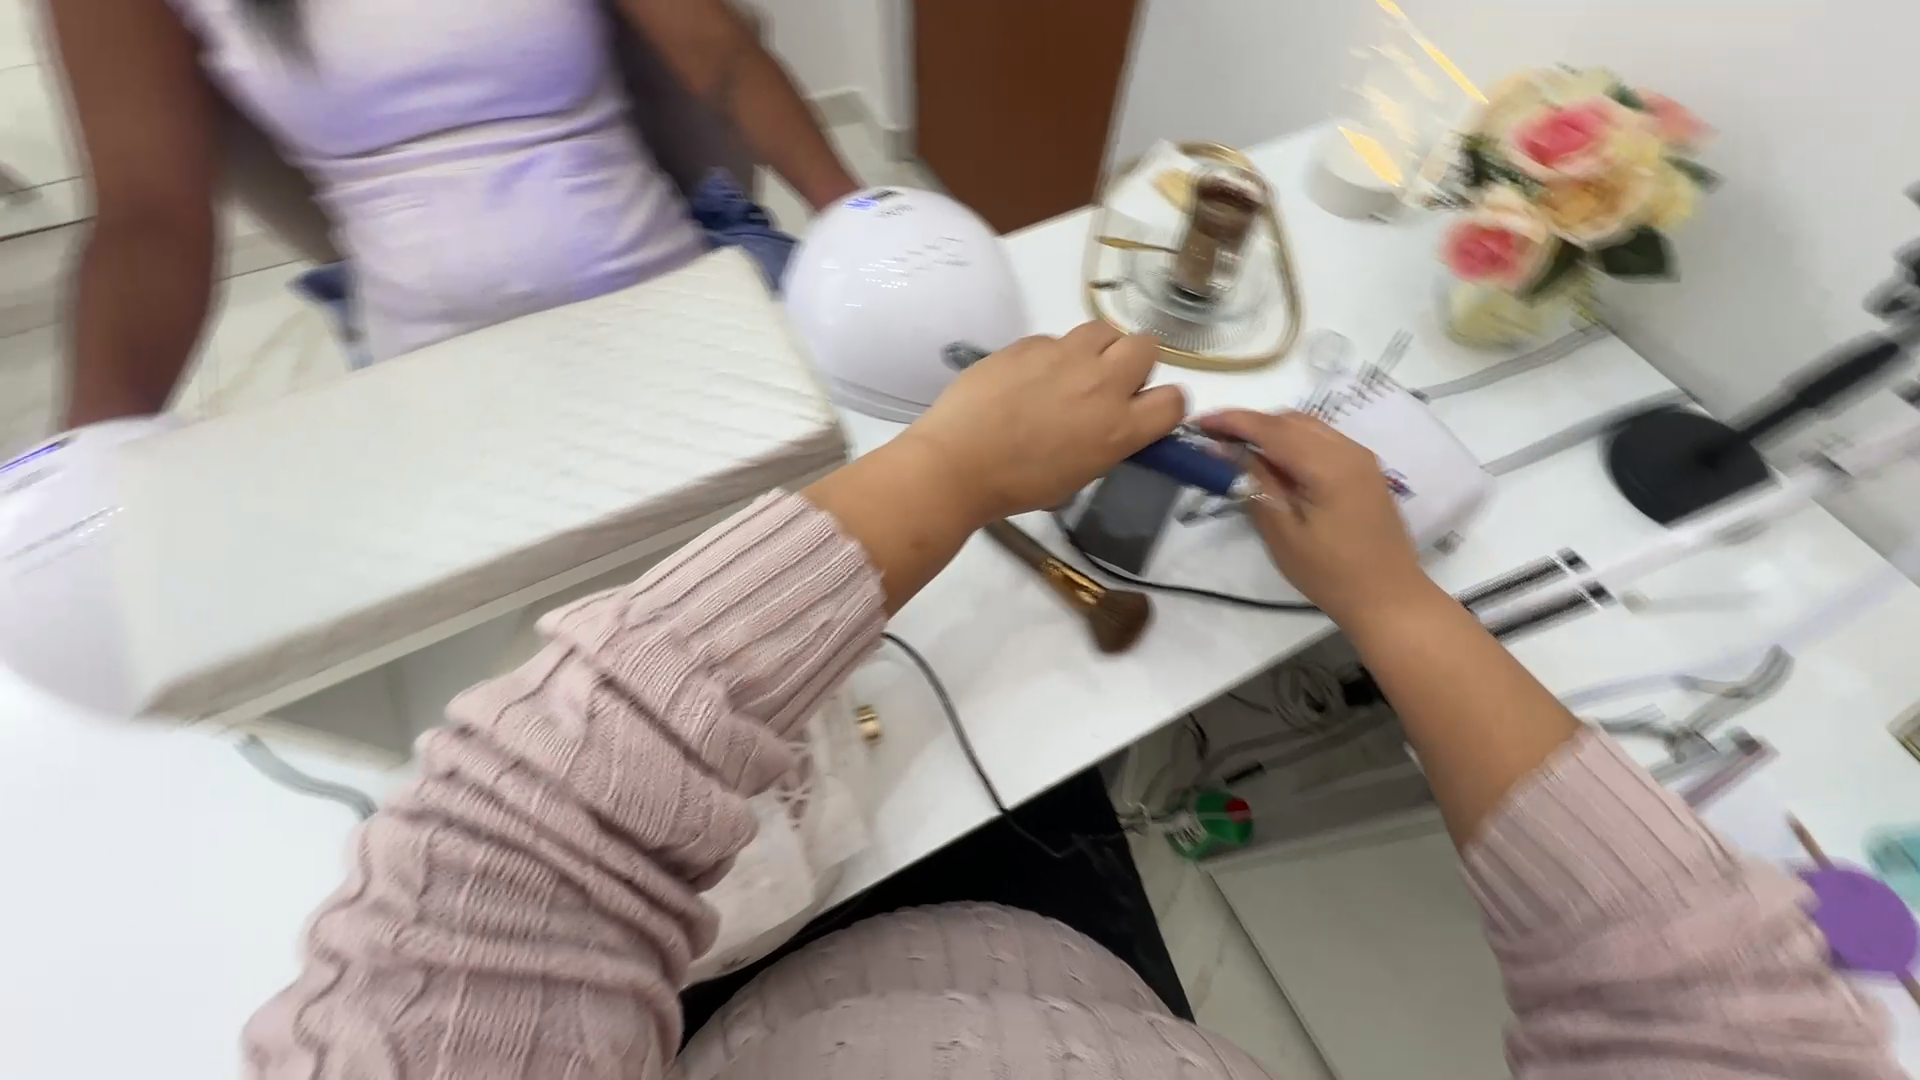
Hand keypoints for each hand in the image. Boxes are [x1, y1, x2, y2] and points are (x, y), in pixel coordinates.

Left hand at [898, 322, 1186, 524]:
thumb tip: (1110, 423)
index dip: (1161, 404)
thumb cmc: (1017, 485)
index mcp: (1119, 428)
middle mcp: (1101, 384)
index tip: (1142, 410)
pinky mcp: (1029, 343)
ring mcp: (1064, 357)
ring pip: (1103, 329)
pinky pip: (1055, 339)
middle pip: (1147, 346)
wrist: (957, 464)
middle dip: (1133, 362)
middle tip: (1105, 385)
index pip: (1174, 400)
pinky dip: (1051, 355)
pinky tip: (1025, 378)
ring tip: (1068, 374)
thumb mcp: (1078, 476)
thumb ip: (1106, 442)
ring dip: (1096, 349)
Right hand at [1197, 409, 1433, 622]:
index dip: (1232, 421)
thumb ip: (1254, 484)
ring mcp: (1360, 459)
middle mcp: (1349, 450)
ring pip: (1306, 427)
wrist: (1388, 598)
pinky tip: (1270, 461)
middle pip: (1290, 420)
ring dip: (1269, 430)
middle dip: (1249, 423)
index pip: (1272, 429)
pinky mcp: (1363, 471)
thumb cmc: (1330, 573)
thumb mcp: (1282, 531)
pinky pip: (1320, 440)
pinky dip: (1290, 441)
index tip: (1198, 423)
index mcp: (1329, 465)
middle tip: (1211, 438)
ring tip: (1235, 447)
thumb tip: (1225, 451)